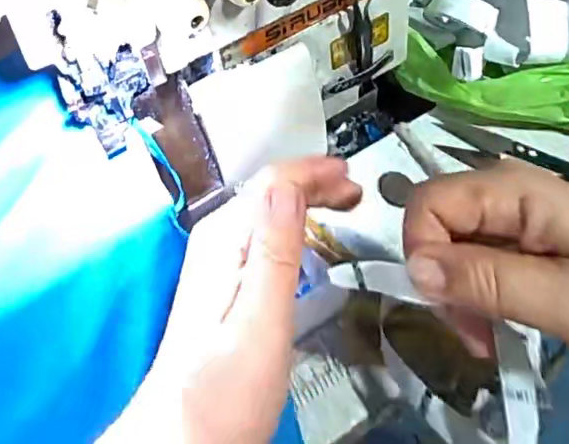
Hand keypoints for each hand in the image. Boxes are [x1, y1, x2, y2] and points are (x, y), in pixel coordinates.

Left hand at [108, 157, 363, 443]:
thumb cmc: (220, 397)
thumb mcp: (259, 322)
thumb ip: (276, 250)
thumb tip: (289, 187)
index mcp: (224, 242)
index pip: (272, 180)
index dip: (314, 171)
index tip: (348, 174)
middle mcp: (216, 243)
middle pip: (270, 190)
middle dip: (314, 182)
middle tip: (352, 189)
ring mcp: (216, 262)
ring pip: (267, 208)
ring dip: (305, 198)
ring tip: (339, 202)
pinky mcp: (222, 282)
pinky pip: (263, 230)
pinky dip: (292, 222)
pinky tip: (307, 233)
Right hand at [401, 160, 568, 383]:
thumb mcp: (566, 302)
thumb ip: (487, 279)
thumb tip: (412, 265)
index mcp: (519, 189)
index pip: (431, 199)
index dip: (422, 250)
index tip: (448, 311)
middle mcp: (516, 190)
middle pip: (443, 219)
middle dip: (442, 277)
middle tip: (476, 336)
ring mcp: (529, 215)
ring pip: (461, 241)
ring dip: (462, 290)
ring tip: (492, 338)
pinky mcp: (540, 239)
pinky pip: (488, 256)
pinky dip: (484, 291)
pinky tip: (506, 323)